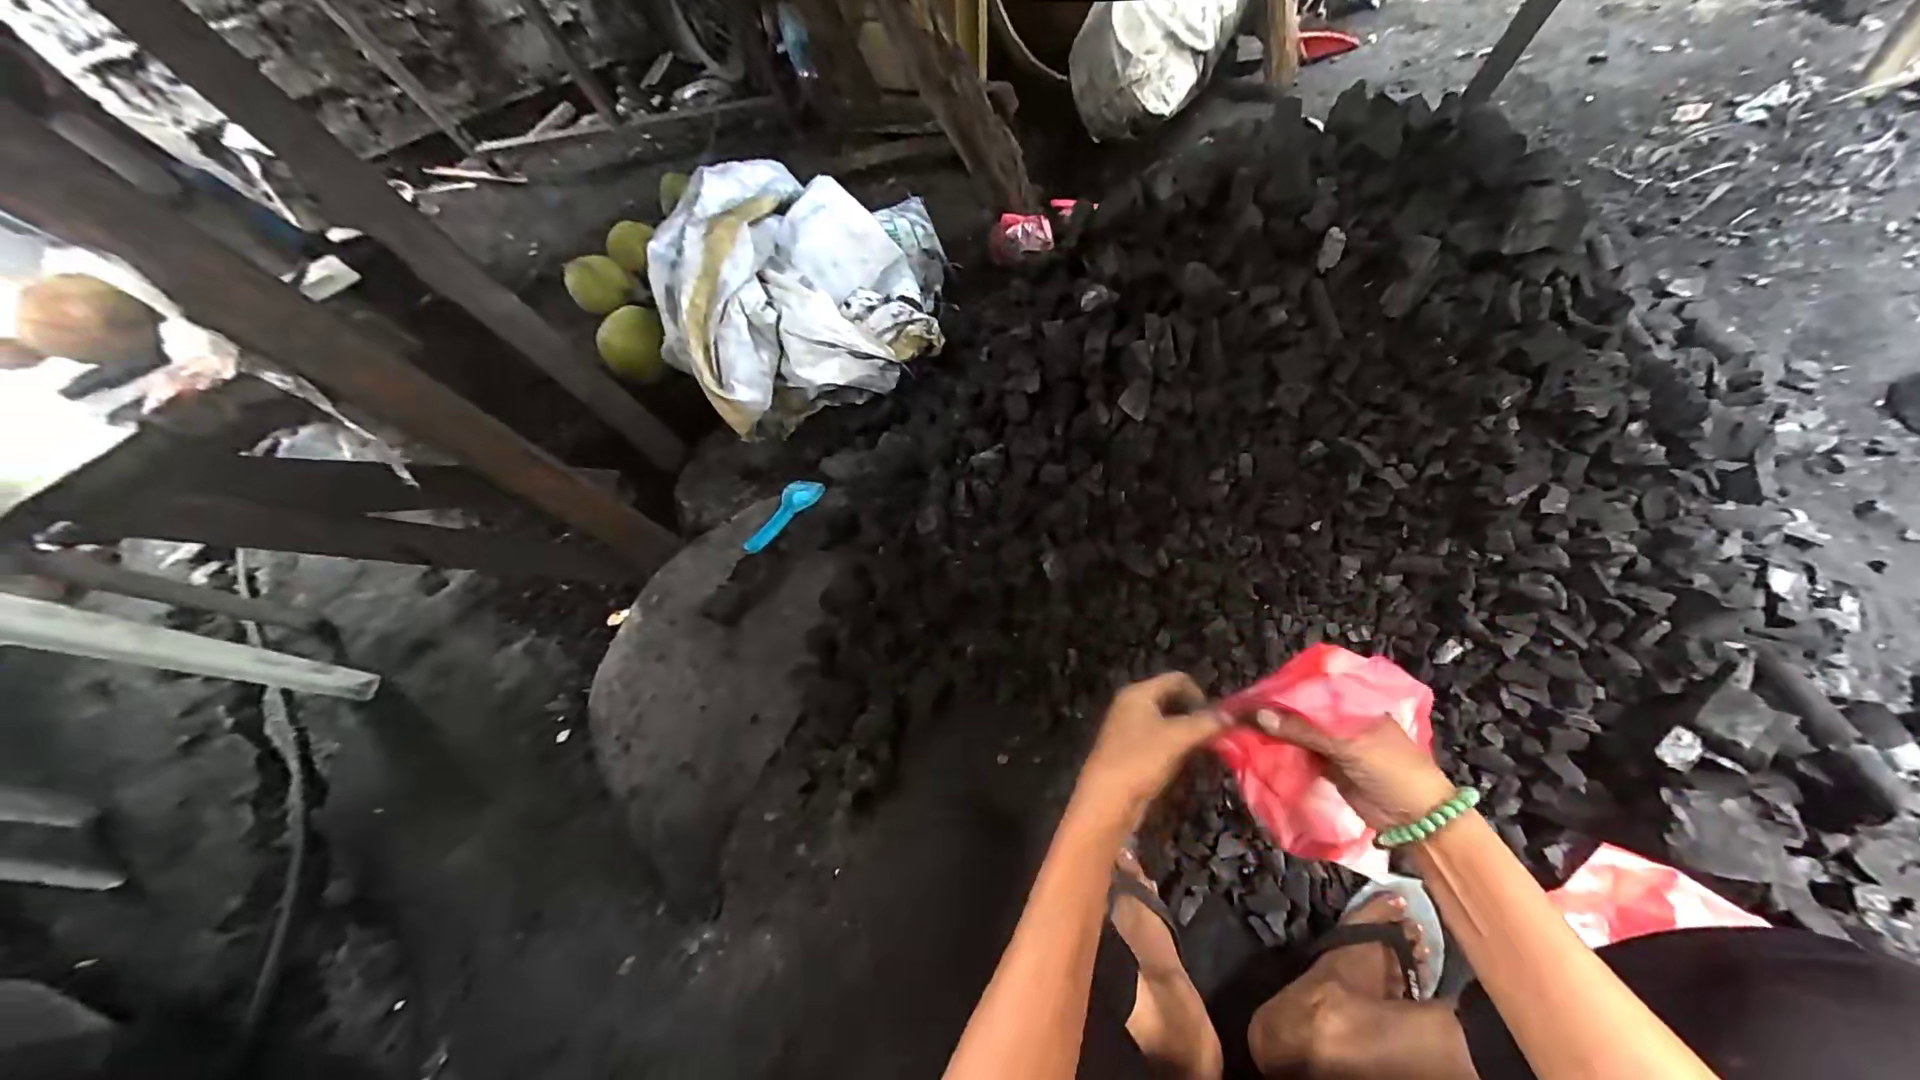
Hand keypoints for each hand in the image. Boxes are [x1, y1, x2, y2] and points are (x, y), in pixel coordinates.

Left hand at [1077, 673, 1226, 818]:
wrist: (1107, 799)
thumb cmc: (1140, 760)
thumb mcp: (1177, 737)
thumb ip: (1205, 723)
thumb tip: (1230, 715)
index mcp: (1138, 693)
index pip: (1177, 679)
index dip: (1201, 694)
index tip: (1218, 718)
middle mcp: (1132, 705)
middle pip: (1173, 700)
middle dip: (1196, 714)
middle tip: (1217, 734)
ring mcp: (1130, 729)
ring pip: (1168, 722)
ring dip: (1188, 733)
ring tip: (1206, 749)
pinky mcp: (1132, 751)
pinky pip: (1161, 740)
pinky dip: (1176, 747)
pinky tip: (1187, 763)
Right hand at [1251, 709, 1457, 830]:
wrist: (1418, 821)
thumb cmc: (1392, 772)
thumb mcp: (1348, 746)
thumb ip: (1303, 731)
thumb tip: (1259, 715)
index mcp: (1355, 708)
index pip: (1311, 693)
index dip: (1283, 693)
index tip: (1251, 694)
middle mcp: (1343, 723)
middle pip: (1301, 714)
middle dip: (1274, 713)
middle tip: (1238, 712)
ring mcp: (1336, 746)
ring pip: (1298, 735)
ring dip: (1274, 734)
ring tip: (1240, 727)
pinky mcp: (1330, 767)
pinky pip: (1300, 755)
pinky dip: (1282, 753)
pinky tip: (1259, 747)